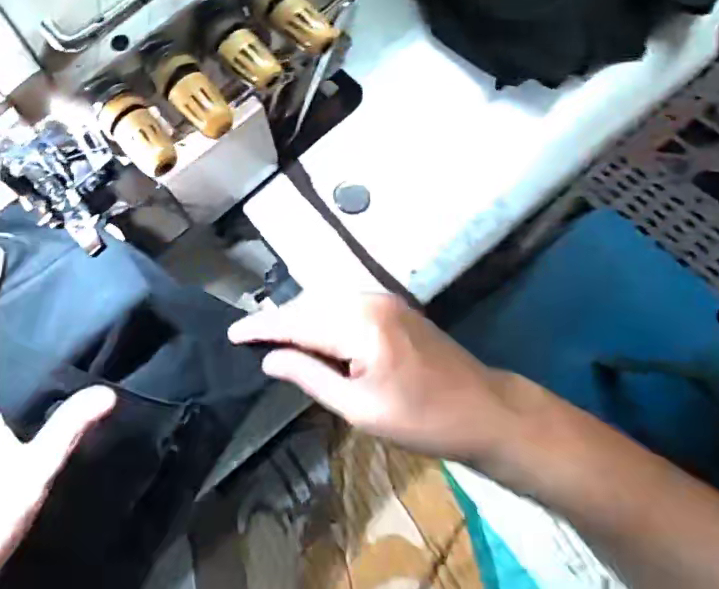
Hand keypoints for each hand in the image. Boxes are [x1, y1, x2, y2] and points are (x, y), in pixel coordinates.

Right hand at [228, 292, 527, 467]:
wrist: (488, 410)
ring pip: (322, 300)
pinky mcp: (390, 304)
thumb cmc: (424, 420)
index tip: (231, 333)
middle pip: (307, 304)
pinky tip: (311, 332)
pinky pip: (341, 302)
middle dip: (276, 320)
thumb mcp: (361, 410)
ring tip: (272, 336)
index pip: (297, 321)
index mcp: (360, 326)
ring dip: (297, 317)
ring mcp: (381, 298)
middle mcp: (367, 300)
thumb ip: (311, 377)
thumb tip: (270, 359)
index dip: (262, 327)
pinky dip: (319, 315)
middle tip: (247, 337)